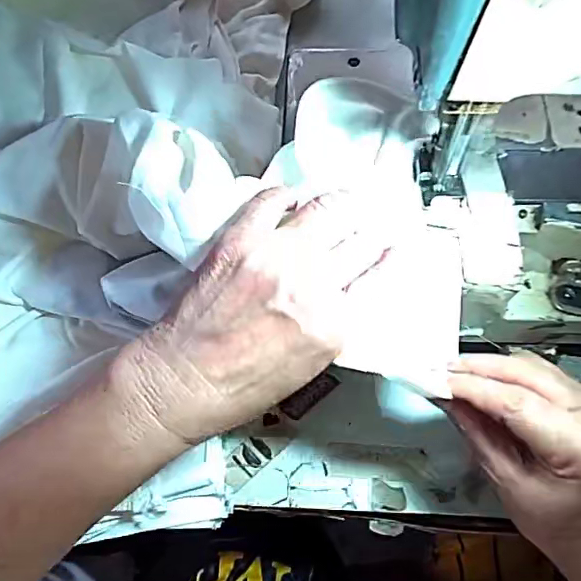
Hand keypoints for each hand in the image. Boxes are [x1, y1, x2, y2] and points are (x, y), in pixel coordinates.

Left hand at [109, 187, 390, 445]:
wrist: (186, 380)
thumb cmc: (243, 386)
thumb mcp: (311, 363)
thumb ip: (336, 321)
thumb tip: (347, 287)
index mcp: (334, 322)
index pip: (376, 273)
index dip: (389, 253)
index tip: (394, 242)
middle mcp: (312, 284)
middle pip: (357, 237)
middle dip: (370, 225)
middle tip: (373, 214)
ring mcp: (275, 256)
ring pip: (324, 209)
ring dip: (339, 202)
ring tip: (343, 199)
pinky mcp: (240, 240)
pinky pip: (271, 200)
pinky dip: (286, 195)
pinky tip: (292, 197)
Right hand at [445, 351, 580, 563]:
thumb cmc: (551, 515)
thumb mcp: (505, 480)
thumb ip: (477, 432)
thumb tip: (447, 397)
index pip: (517, 402)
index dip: (472, 388)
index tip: (436, 382)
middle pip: (525, 374)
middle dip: (477, 369)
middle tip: (439, 370)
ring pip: (531, 366)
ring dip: (489, 366)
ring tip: (454, 373)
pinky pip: (539, 371)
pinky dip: (506, 371)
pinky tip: (481, 376)